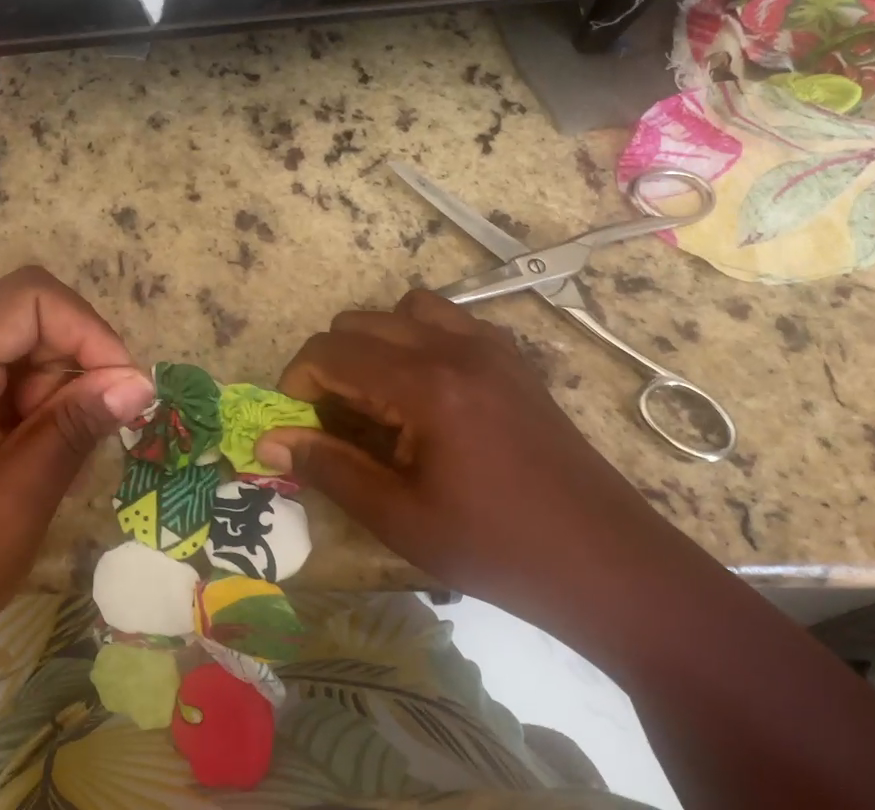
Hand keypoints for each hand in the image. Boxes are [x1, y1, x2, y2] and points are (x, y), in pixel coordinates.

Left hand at [0, 266, 154, 662]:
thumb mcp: (17, 496)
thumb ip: (75, 427)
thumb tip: (139, 380)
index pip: (30, 297)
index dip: (87, 328)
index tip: (123, 389)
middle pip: (27, 322)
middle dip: (76, 366)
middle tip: (94, 436)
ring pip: (22, 359)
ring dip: (59, 399)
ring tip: (63, 468)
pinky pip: (5, 395)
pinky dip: (38, 421)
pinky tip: (42, 472)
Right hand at [253, 290, 679, 622]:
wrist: (607, 564)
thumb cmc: (496, 548)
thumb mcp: (398, 518)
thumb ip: (328, 467)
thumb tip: (267, 442)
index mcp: (425, 386)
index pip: (331, 350)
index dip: (297, 381)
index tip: (296, 423)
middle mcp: (456, 349)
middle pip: (361, 322)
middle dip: (332, 363)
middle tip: (336, 421)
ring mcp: (493, 350)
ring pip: (407, 310)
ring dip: (377, 343)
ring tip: (381, 400)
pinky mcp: (517, 363)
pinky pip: (453, 322)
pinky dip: (422, 339)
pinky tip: (429, 395)